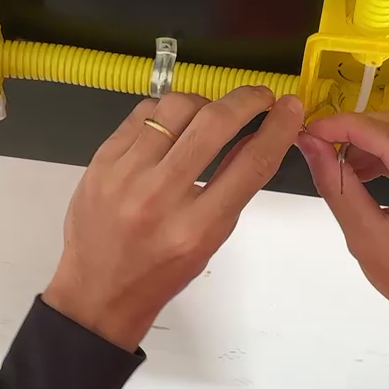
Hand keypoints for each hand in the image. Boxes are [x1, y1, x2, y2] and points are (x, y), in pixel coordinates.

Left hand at [44, 87, 304, 349]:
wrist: (97, 292)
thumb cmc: (161, 272)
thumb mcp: (209, 240)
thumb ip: (233, 189)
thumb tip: (259, 135)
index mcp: (197, 228)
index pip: (250, 164)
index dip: (278, 128)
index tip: (291, 108)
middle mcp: (160, 197)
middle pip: (214, 124)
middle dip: (246, 100)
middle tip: (260, 96)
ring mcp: (125, 175)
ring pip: (176, 107)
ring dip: (205, 102)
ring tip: (210, 113)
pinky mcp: (101, 161)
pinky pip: (143, 113)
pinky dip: (167, 110)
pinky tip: (175, 121)